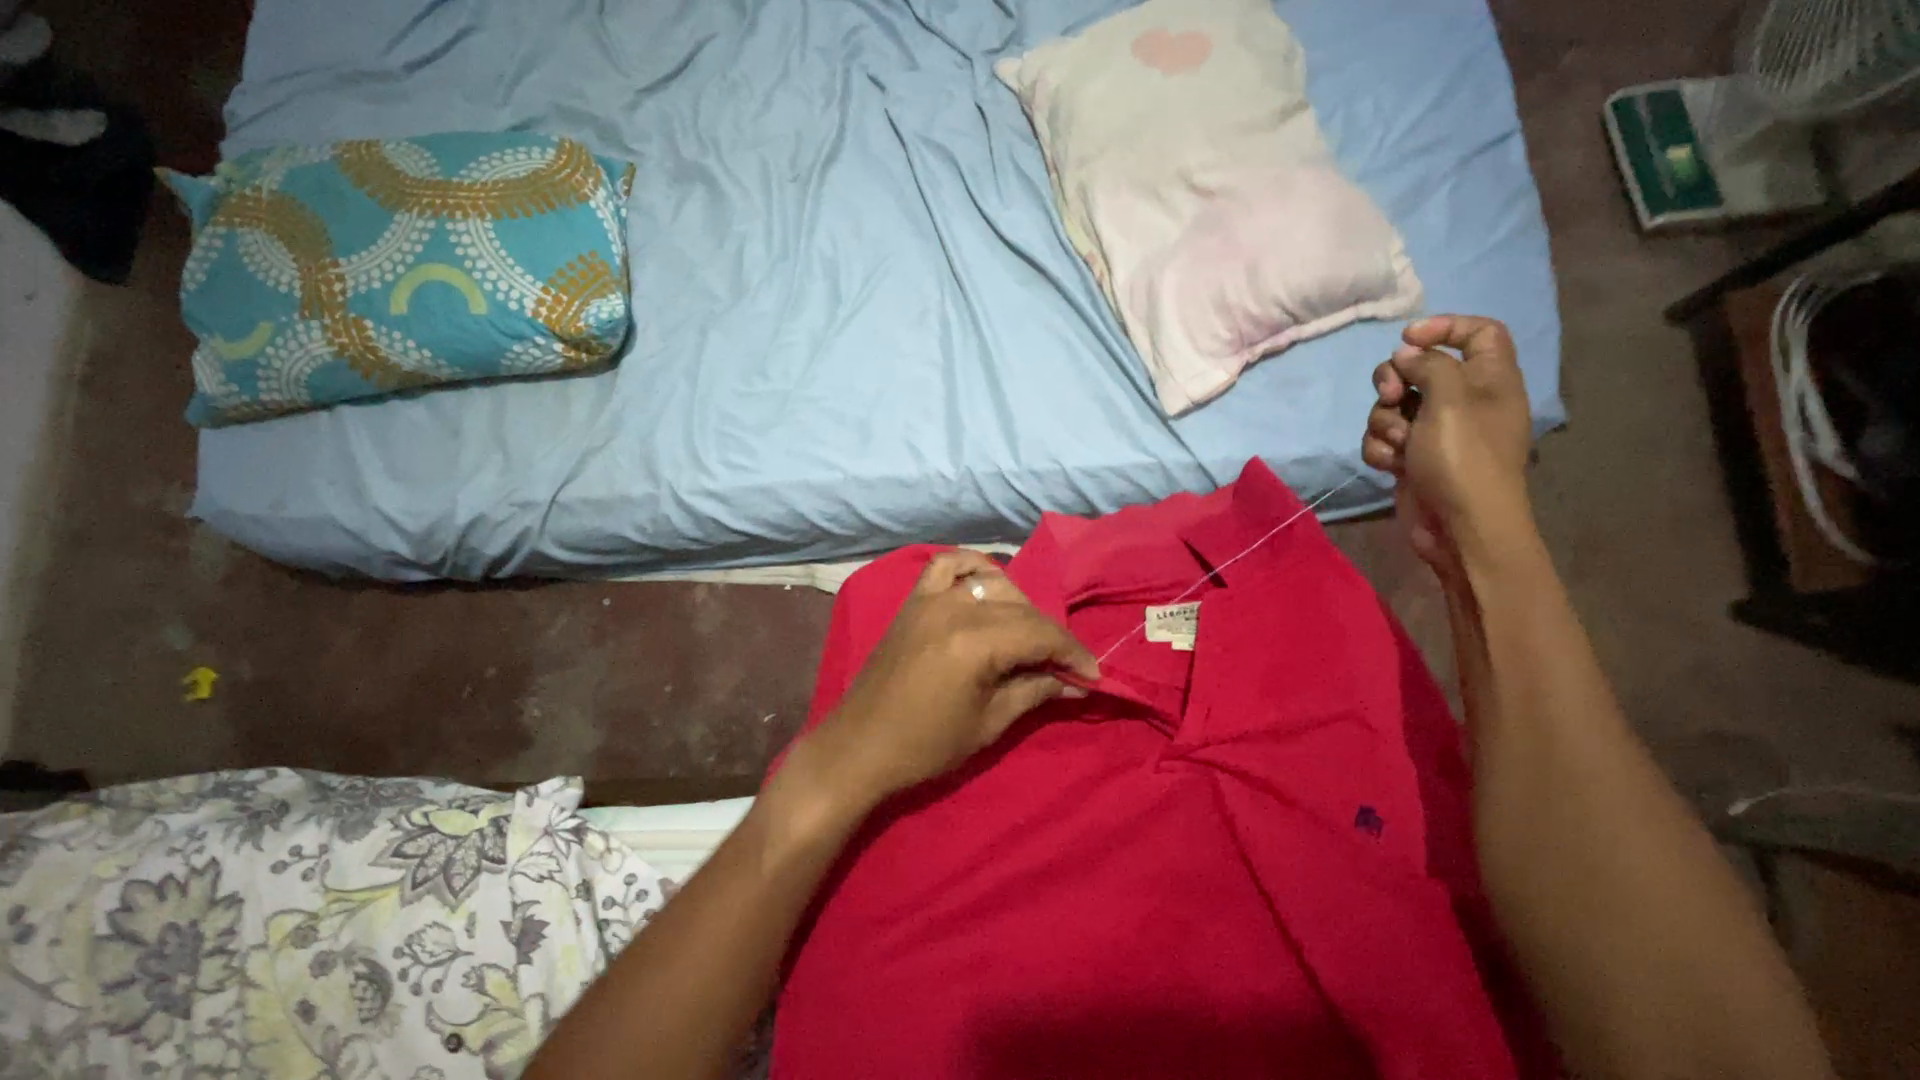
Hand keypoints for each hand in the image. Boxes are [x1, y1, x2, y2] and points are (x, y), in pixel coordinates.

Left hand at [804, 551, 1099, 803]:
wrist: (859, 748)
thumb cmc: (926, 746)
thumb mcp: (988, 724)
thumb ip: (1034, 692)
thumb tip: (1075, 683)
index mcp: (975, 642)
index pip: (1041, 634)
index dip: (1073, 653)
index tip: (1093, 675)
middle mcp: (955, 608)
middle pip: (1022, 609)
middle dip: (1050, 636)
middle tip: (1064, 666)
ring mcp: (929, 599)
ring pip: (992, 583)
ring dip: (1019, 606)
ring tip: (1028, 638)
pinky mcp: (912, 602)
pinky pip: (946, 566)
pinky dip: (972, 568)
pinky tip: (987, 585)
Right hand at [1362, 315, 1534, 572]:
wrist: (1461, 526)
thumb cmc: (1465, 457)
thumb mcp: (1450, 398)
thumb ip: (1428, 364)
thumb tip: (1407, 354)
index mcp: (1490, 379)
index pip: (1478, 332)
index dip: (1444, 327)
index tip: (1408, 339)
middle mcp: (1464, 400)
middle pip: (1421, 367)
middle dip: (1395, 379)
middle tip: (1392, 394)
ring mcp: (1436, 431)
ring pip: (1394, 404)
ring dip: (1384, 419)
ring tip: (1397, 442)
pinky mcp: (1412, 457)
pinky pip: (1385, 438)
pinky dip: (1382, 448)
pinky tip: (1390, 464)